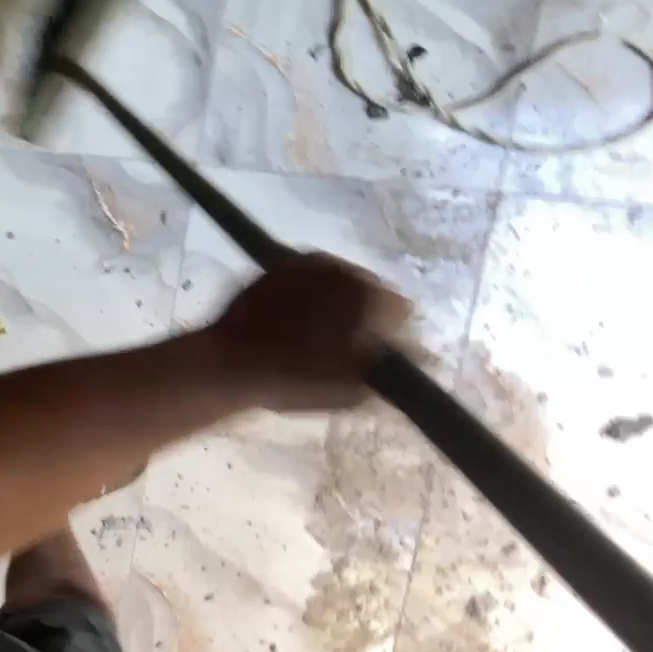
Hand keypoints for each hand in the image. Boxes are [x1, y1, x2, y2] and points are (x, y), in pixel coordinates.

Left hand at [207, 252, 412, 412]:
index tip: (369, 348)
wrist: (229, 362)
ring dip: (334, 296)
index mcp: (375, 299)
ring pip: (339, 278)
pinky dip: (308, 287)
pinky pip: (308, 271)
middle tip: (339, 337)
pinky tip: (295, 309)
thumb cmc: (293, 381)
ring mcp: (310, 262)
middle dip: (360, 309)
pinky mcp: (280, 263)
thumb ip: (392, 368)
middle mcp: (347, 271)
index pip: (400, 310)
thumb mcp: (353, 389)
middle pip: (369, 289)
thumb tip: (424, 356)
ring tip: (313, 325)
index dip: (388, 331)